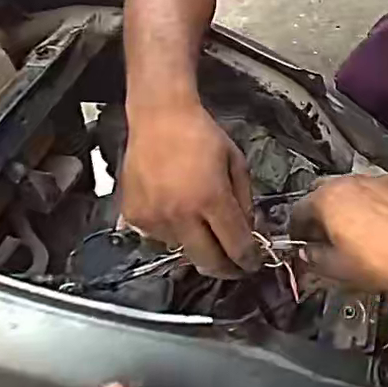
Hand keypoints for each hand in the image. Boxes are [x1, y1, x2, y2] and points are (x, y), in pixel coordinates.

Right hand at [119, 106, 258, 275]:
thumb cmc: (200, 134)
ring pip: (182, 250)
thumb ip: (244, 201)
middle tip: (234, 265)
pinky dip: (171, 231)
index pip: (236, 246)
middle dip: (225, 269)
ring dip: (195, 244)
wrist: (159, 117)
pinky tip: (175, 208)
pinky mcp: (135, 216)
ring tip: (196, 218)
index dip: (248, 260)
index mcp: (211, 198)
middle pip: (208, 262)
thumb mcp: (236, 163)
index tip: (252, 264)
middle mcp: (181, 213)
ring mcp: (155, 217)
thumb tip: (247, 232)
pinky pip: (158, 237)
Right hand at [291, 175, 387, 293]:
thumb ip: (314, 258)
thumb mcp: (338, 269)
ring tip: (346, 238)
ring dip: (339, 212)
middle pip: (319, 196)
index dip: (296, 232)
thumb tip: (307, 254)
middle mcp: (346, 183)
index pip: (298, 211)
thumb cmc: (385, 259)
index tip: (300, 245)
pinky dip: (361, 210)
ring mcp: (370, 182)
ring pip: (343, 194)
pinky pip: (366, 195)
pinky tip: (370, 233)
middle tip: (320, 242)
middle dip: (316, 217)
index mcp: (326, 198)